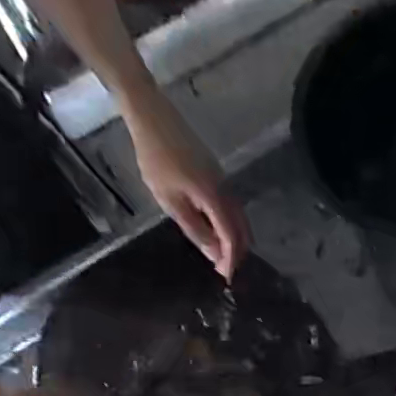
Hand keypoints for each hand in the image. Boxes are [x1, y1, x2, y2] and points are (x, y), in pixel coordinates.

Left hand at [126, 102, 249, 278]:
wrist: (154, 117)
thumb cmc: (156, 160)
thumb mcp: (170, 201)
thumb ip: (194, 229)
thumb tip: (214, 253)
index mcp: (215, 198)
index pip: (231, 236)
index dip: (231, 259)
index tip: (227, 278)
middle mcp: (226, 190)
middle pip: (241, 227)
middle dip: (237, 252)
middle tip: (226, 271)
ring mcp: (223, 180)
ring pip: (238, 217)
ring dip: (235, 238)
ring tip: (223, 256)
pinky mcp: (217, 174)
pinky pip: (231, 206)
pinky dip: (229, 224)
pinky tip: (218, 230)